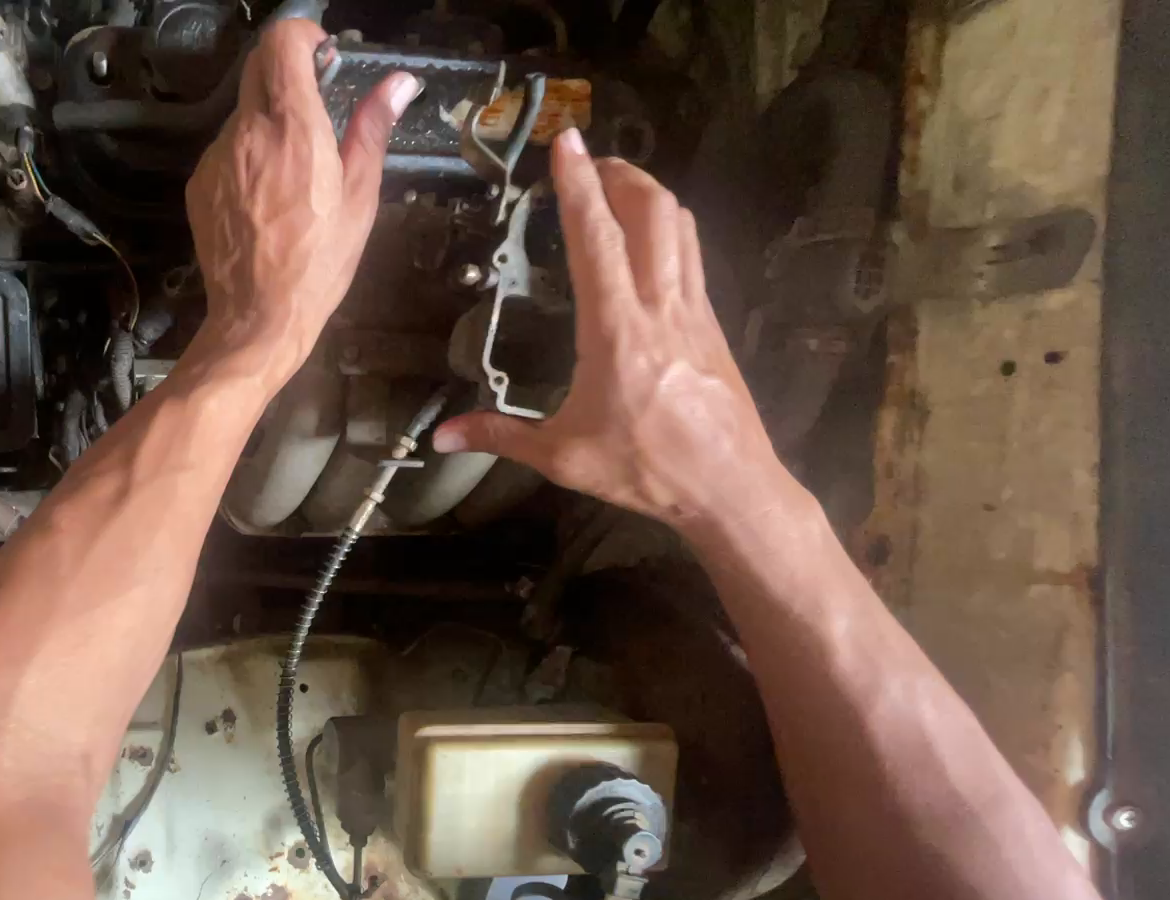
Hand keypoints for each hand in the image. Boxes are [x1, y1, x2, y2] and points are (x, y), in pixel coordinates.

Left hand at [186, 20, 421, 378]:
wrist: (258, 319)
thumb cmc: (318, 266)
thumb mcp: (359, 201)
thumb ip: (372, 132)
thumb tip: (399, 82)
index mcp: (293, 129)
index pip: (282, 42)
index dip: (304, 37)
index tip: (322, 58)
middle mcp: (246, 133)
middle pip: (257, 69)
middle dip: (286, 74)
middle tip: (312, 110)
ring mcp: (216, 160)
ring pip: (241, 114)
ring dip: (265, 124)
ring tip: (289, 175)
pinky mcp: (198, 186)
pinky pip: (225, 151)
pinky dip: (245, 158)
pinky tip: (262, 200)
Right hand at [432, 129, 790, 535]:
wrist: (729, 486)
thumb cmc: (642, 469)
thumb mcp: (561, 457)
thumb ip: (499, 436)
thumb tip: (440, 436)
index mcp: (616, 331)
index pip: (596, 241)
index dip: (577, 188)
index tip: (566, 144)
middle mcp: (660, 306)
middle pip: (651, 212)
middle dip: (620, 174)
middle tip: (588, 160)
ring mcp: (693, 311)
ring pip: (680, 226)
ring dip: (648, 193)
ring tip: (617, 185)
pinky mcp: (711, 324)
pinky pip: (691, 254)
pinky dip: (667, 227)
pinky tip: (649, 242)